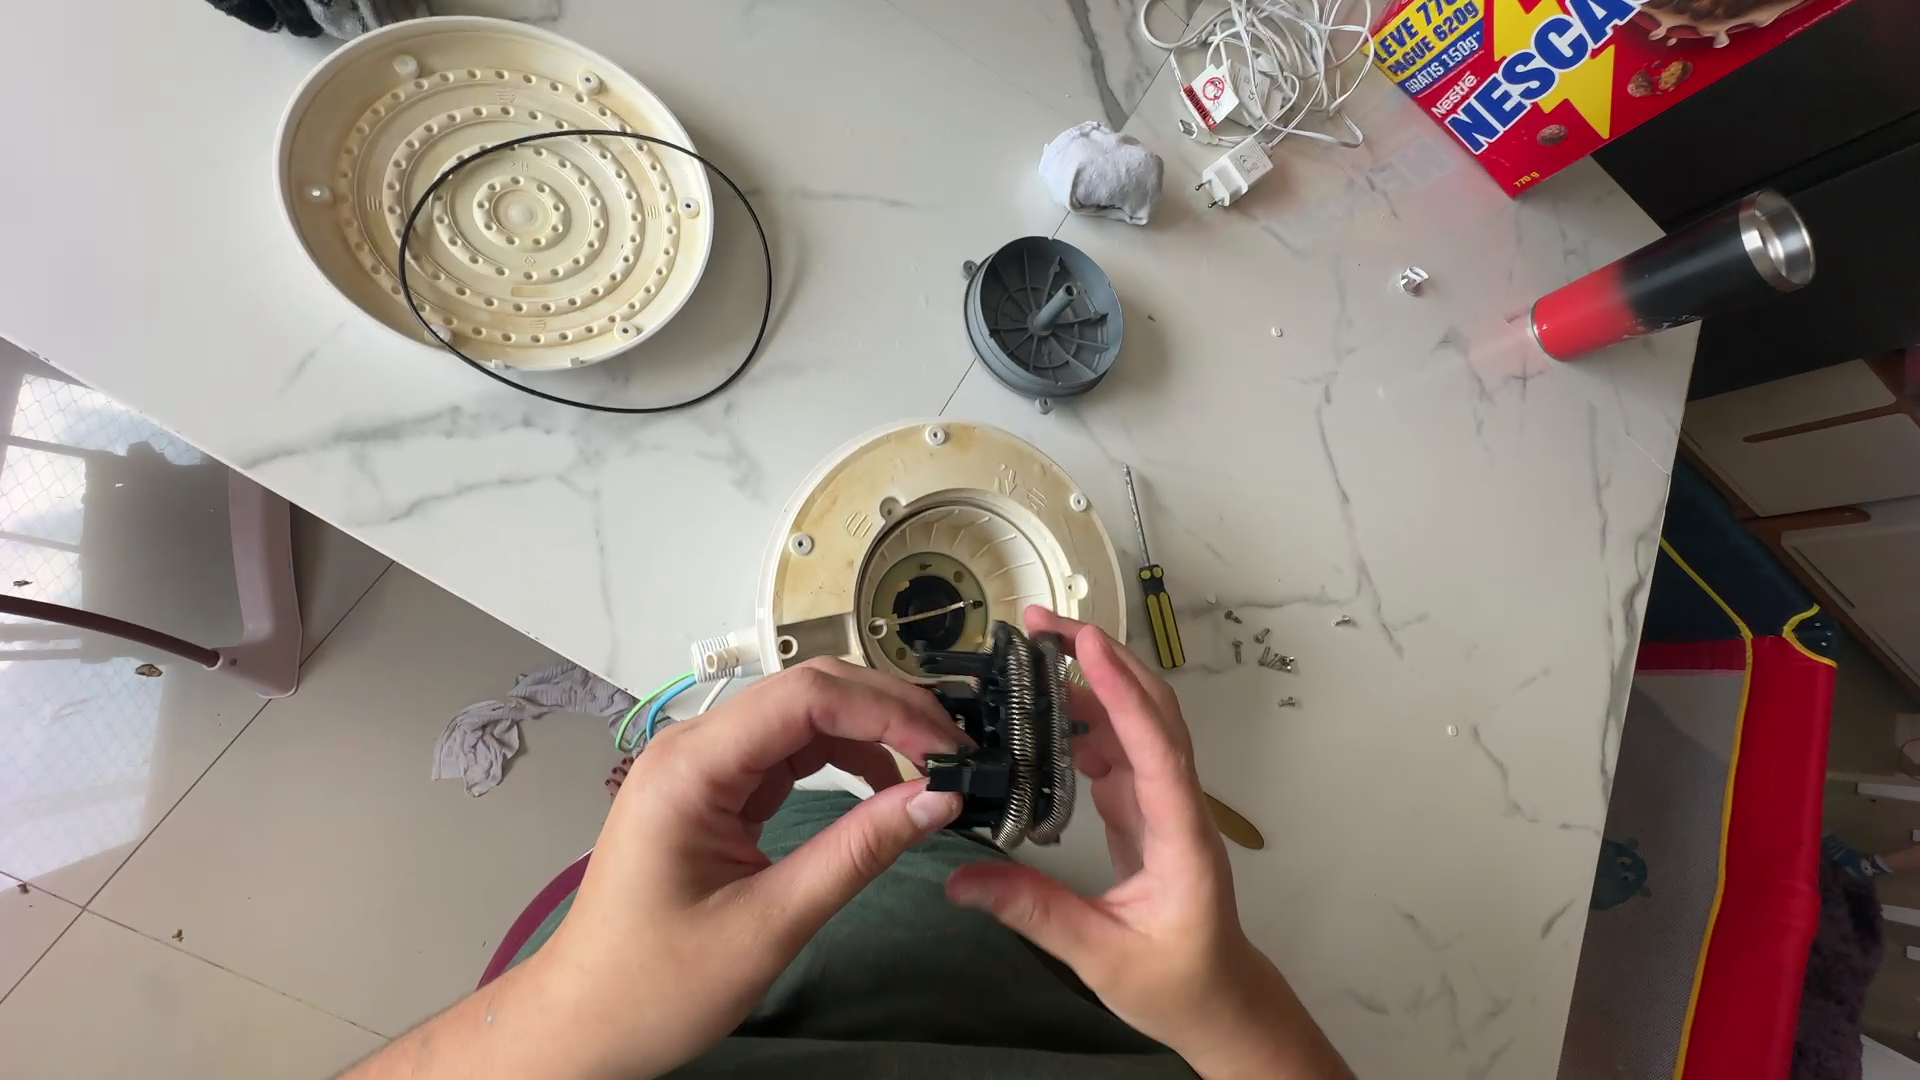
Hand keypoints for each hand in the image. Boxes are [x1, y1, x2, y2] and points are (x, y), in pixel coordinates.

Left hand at [532, 658, 966, 1077]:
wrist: (582, 1026)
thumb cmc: (656, 986)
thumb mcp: (768, 925)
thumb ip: (857, 852)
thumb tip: (938, 800)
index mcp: (693, 765)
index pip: (805, 696)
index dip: (884, 709)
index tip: (945, 748)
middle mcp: (698, 743)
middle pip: (809, 690)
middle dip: (887, 709)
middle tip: (952, 748)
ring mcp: (710, 759)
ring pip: (808, 712)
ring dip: (873, 728)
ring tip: (930, 762)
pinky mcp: (723, 782)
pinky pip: (796, 747)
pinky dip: (849, 755)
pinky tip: (883, 782)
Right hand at [944, 608, 1351, 1079]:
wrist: (1219, 997)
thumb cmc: (1177, 981)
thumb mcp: (1100, 954)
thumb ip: (1033, 911)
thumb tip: (959, 880)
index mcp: (1181, 832)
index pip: (1157, 748)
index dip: (1122, 692)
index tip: (1086, 645)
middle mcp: (1175, 798)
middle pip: (1150, 707)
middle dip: (1102, 656)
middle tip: (1043, 624)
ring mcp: (1159, 795)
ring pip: (1132, 716)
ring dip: (1089, 677)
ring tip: (1036, 652)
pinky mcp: (1140, 800)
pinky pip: (1113, 742)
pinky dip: (1081, 716)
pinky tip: (1044, 712)